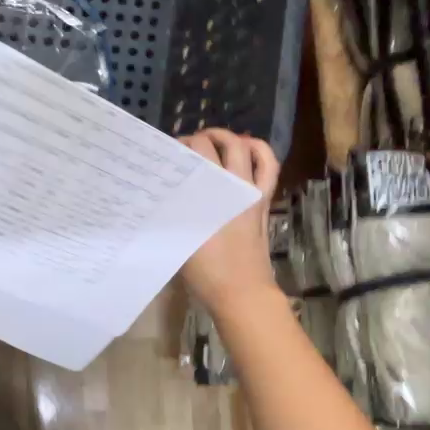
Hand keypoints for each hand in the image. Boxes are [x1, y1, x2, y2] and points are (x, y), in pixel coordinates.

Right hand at [179, 130, 281, 306]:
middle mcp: (235, 186)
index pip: (198, 153)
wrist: (241, 293)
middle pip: (225, 144)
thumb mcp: (179, 240)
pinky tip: (247, 154)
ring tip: (219, 141)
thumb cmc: (207, 271)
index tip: (169, 152)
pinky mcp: (263, 203)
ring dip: (235, 139)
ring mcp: (254, 193)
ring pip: (253, 150)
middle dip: (206, 137)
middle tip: (190, 143)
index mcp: (212, 194)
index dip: (183, 146)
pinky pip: (269, 169)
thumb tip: (161, 195)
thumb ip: (172, 213)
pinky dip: (260, 154)